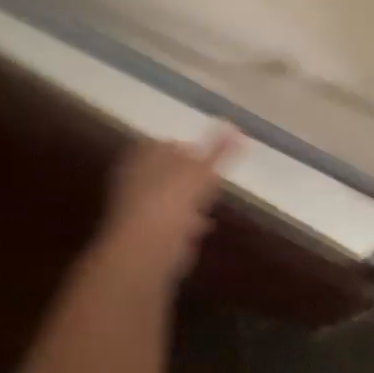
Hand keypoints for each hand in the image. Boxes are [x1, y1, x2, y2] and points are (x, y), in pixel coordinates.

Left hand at [94, 125, 239, 279]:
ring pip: (171, 194)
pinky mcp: (150, 229)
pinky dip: (190, 218)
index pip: (163, 144)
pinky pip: (174, 217)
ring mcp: (141, 204)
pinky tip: (205, 223)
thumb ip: (220, 149)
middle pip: (167, 169)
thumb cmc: (172, 200)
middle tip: (214, 174)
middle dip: (190, 172)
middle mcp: (138, 178)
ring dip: (191, 196)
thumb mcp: (203, 170)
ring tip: (213, 198)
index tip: (208, 152)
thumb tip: (236, 125)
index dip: (185, 146)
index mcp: (144, 158)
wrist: (148, 247)